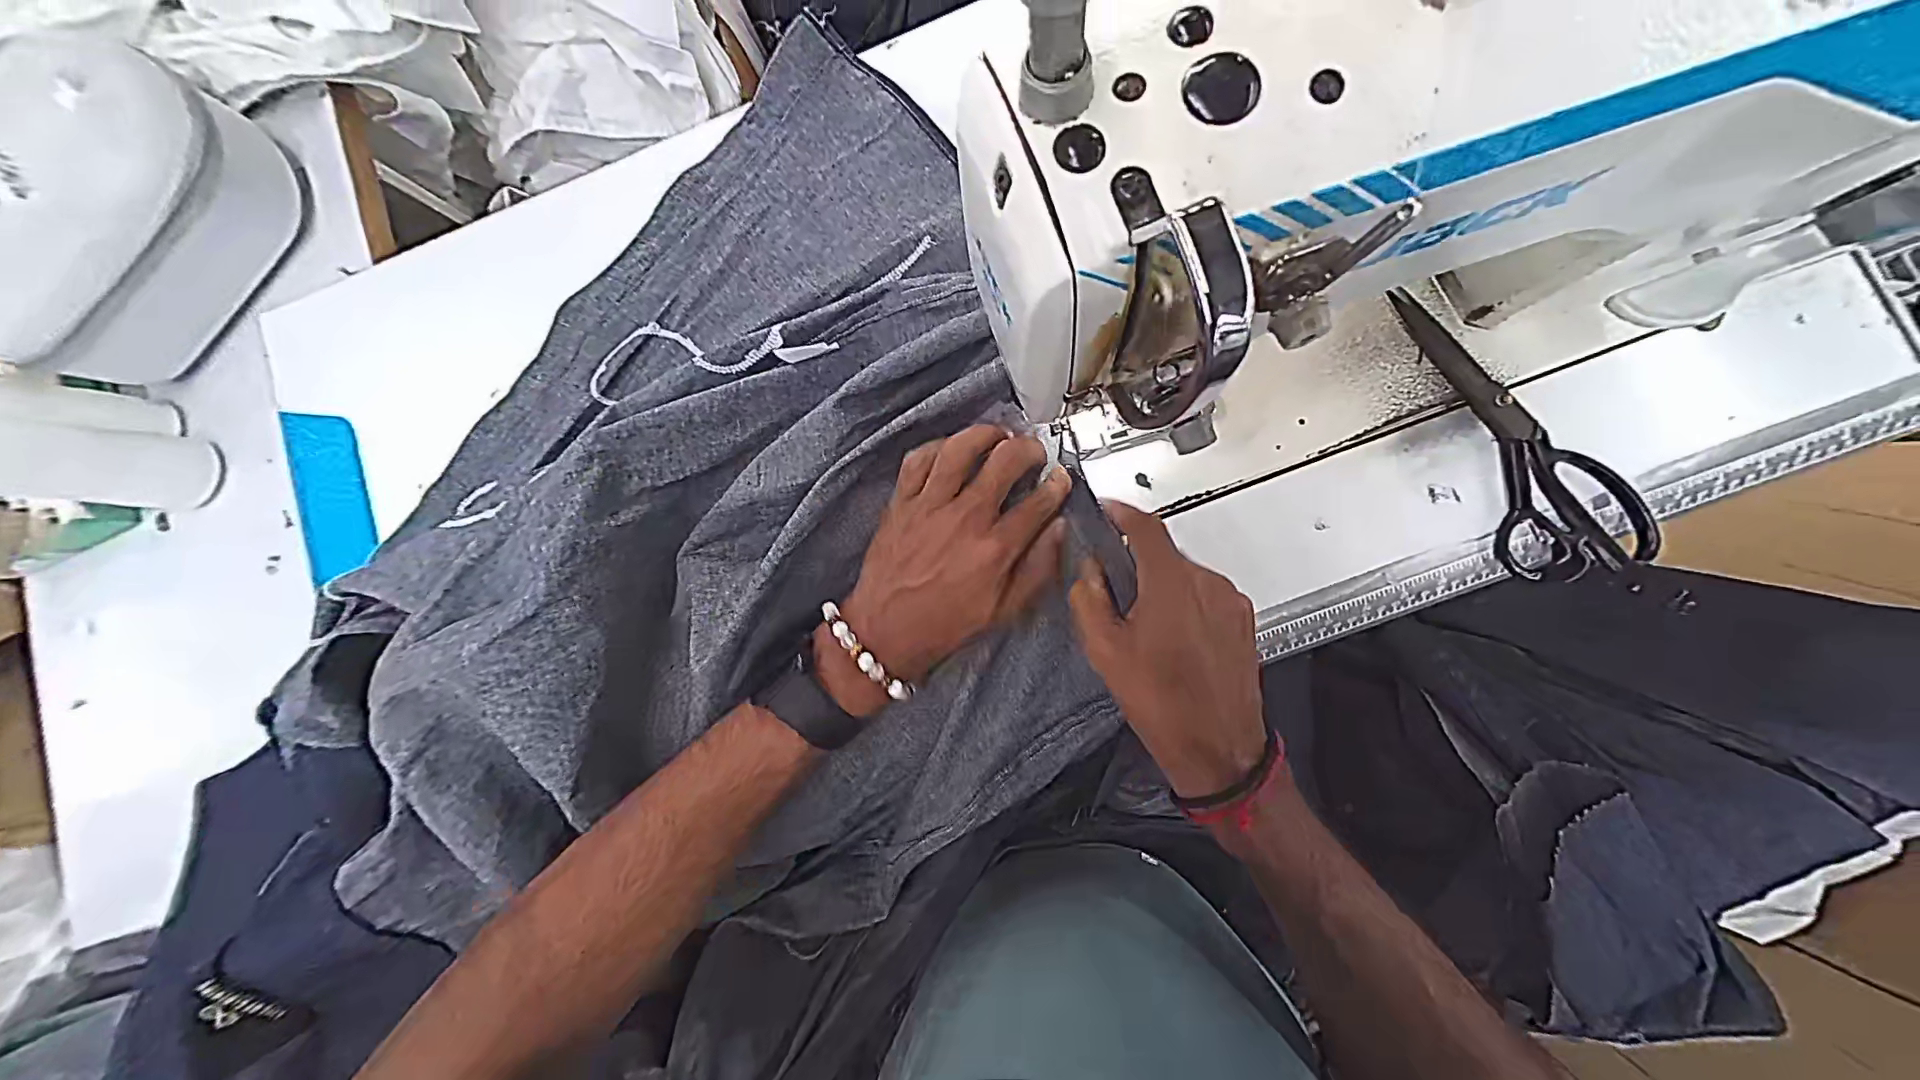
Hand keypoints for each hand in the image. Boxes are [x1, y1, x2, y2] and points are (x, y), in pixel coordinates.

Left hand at [814, 425, 1070, 716]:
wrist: (886, 631)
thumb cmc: (943, 624)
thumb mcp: (1003, 610)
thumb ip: (1037, 569)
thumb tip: (1057, 531)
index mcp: (994, 549)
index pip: (1038, 501)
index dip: (1056, 484)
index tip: (1060, 479)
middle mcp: (964, 519)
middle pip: (1006, 461)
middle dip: (1029, 449)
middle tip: (1033, 452)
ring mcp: (930, 506)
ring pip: (962, 448)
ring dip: (986, 434)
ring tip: (998, 436)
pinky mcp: (902, 503)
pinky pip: (919, 459)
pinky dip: (939, 446)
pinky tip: (951, 449)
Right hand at [1068, 501, 1266, 797]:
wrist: (1217, 747)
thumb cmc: (1166, 706)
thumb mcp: (1104, 651)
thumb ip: (1088, 599)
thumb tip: (1089, 573)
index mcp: (1171, 584)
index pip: (1145, 527)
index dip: (1122, 512)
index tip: (1109, 509)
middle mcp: (1207, 585)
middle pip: (1165, 552)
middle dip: (1137, 560)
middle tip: (1115, 586)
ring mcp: (1230, 602)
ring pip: (1186, 574)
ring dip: (1162, 584)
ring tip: (1146, 625)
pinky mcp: (1242, 620)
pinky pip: (1206, 594)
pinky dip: (1185, 602)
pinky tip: (1172, 637)